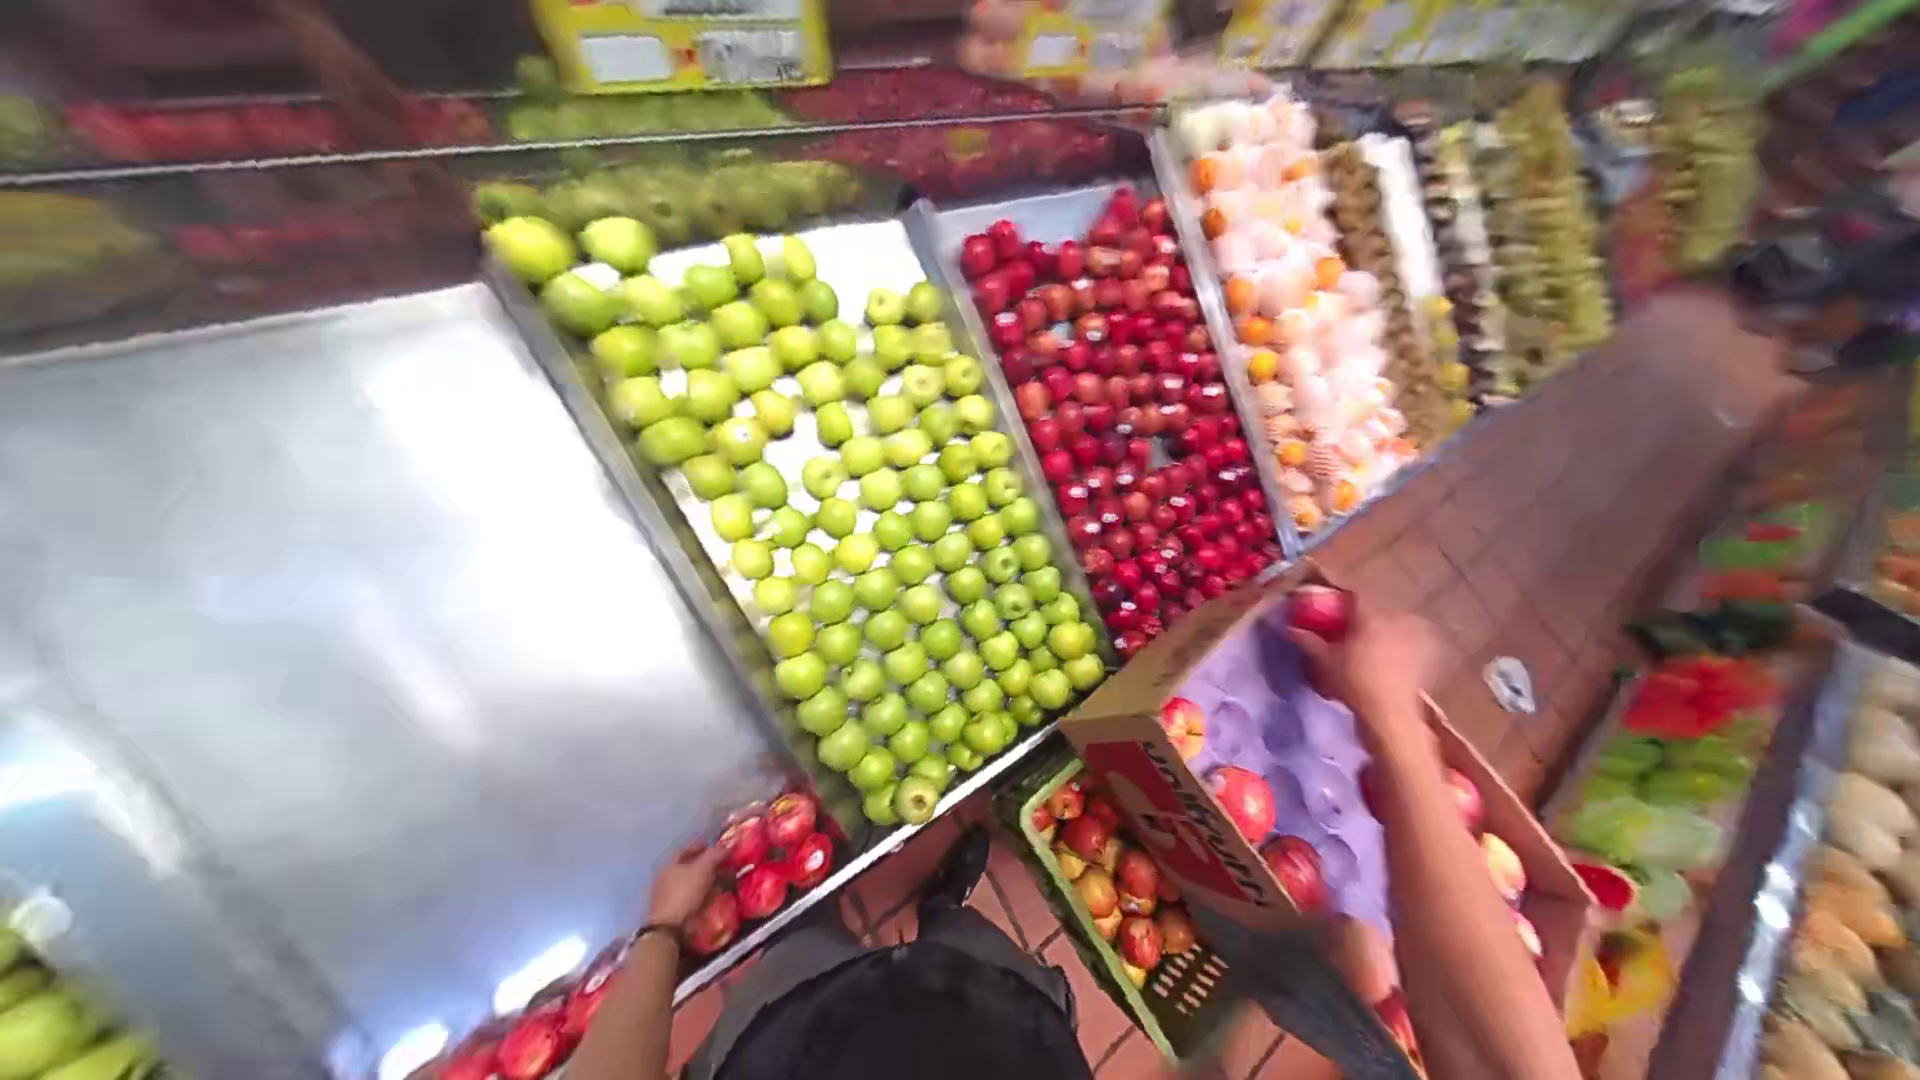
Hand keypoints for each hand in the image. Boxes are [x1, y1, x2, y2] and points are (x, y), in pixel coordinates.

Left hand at [647, 845, 727, 925]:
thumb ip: (716, 853)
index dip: (705, 845)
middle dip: (711, 863)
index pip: (689, 848)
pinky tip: (719, 892)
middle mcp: (669, 876)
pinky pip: (696, 894)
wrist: (671, 928)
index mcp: (670, 863)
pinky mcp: (678, 908)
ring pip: (696, 880)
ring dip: (711, 878)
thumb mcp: (703, 868)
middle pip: (693, 865)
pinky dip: (708, 892)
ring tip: (728, 877)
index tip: (720, 847)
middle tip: (727, 862)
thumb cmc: (685, 891)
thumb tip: (730, 843)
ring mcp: (672, 893)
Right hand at [1289, 603, 1438, 742]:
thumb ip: (1308, 640)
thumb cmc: (1354, 681)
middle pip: (1377, 609)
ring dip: (1384, 629)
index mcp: (1370, 616)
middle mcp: (1396, 619)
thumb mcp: (1324, 660)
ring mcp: (1415, 636)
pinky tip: (1391, 658)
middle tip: (1350, 629)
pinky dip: (1401, 644)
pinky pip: (1411, 640)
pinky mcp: (1427, 654)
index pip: (1355, 596)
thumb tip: (1290, 628)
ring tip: (1371, 644)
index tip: (1332, 608)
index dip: (1343, 600)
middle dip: (1364, 616)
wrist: (1390, 713)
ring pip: (1396, 623)